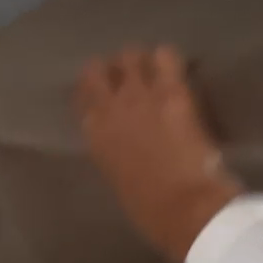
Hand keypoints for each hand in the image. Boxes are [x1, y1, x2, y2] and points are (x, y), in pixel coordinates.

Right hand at [74, 46, 242, 262]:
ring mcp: (139, 96)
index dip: (92, 91)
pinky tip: (180, 70)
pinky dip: (170, 59)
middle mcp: (108, 108)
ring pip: (130, 55)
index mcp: (92, 134)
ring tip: (157, 71)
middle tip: (131, 78)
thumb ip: (113, 150)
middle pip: (97, 69)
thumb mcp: (116, 176)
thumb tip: (123, 143)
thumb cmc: (148, 205)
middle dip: (113, 70)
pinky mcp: (172, 91)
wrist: (181, 206)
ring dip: (141, 61)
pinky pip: (166, 57)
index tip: (103, 93)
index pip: (80, 97)